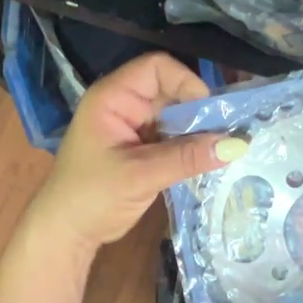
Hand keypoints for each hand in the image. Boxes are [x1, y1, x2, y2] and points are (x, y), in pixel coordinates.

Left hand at [23, 53, 241, 255]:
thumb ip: (187, 158)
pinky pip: (173, 137)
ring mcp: (133, 128)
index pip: (157, 68)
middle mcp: (124, 106)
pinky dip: (190, 146)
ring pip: (175, 116)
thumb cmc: (91, 197)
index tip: (207, 112)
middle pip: (171, 91)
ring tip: (223, 148)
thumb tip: (237, 144)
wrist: (66, 234)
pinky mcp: (142, 150)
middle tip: (226, 133)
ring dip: (197, 131)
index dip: (185, 82)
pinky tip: (209, 160)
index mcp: (113, 98)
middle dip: (198, 110)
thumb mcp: (140, 175)